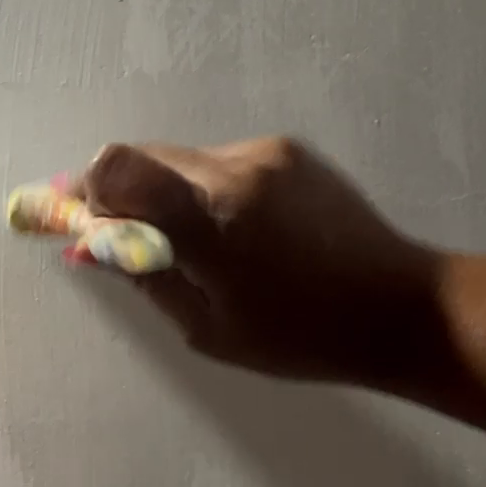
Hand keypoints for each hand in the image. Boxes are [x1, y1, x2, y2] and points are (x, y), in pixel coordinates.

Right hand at [75, 137, 443, 383]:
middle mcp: (235, 168)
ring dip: (162, 194)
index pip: (117, 169)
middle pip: (141, 156)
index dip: (85, 193)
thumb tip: (88, 246)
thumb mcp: (206, 328)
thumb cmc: (299, 337)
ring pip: (178, 158)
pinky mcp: (287, 149)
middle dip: (120, 195)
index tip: (83, 225)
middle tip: (123, 240)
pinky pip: (214, 162)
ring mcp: (266, 152)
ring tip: (192, 246)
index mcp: (213, 220)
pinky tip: (230, 232)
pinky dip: (199, 191)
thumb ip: (144, 277)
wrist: (401, 307)